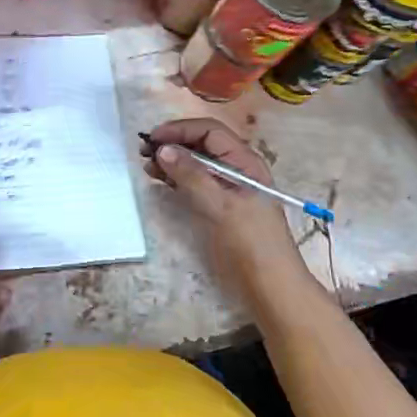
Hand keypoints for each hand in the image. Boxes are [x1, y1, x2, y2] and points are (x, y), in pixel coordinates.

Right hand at [145, 119, 306, 296]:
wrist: (272, 287)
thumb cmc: (251, 242)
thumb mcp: (220, 206)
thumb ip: (191, 175)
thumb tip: (163, 149)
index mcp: (245, 162)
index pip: (209, 132)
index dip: (180, 130)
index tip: (153, 138)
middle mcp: (237, 169)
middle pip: (202, 144)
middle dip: (174, 143)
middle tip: (145, 152)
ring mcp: (229, 188)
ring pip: (197, 164)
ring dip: (173, 161)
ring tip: (148, 166)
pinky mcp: (220, 206)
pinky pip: (196, 182)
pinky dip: (177, 178)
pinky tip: (161, 181)